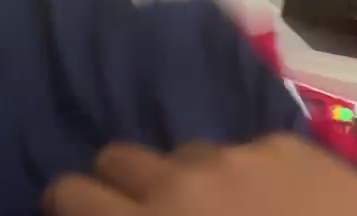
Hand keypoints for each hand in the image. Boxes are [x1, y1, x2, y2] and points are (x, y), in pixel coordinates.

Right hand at [44, 137, 356, 215]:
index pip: (71, 193)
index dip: (65, 206)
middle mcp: (182, 181)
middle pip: (115, 158)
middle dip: (121, 191)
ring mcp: (238, 157)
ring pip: (182, 155)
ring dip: (189, 186)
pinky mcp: (291, 147)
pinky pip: (245, 154)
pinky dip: (250, 180)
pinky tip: (287, 215)